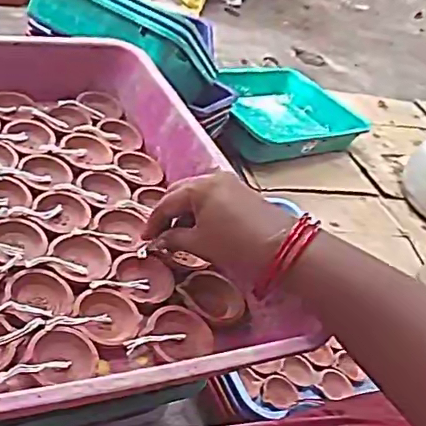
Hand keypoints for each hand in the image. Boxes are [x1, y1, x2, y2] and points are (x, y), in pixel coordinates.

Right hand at [145, 172, 298, 283]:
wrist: (280, 247)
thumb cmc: (233, 244)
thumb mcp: (198, 243)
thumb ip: (173, 239)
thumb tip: (158, 241)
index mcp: (197, 188)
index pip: (165, 203)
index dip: (152, 223)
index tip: (145, 240)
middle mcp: (211, 178)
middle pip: (178, 193)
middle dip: (166, 213)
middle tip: (158, 234)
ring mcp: (227, 182)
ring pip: (194, 194)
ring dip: (182, 211)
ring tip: (175, 233)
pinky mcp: (239, 191)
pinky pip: (209, 196)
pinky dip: (197, 210)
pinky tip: (195, 227)